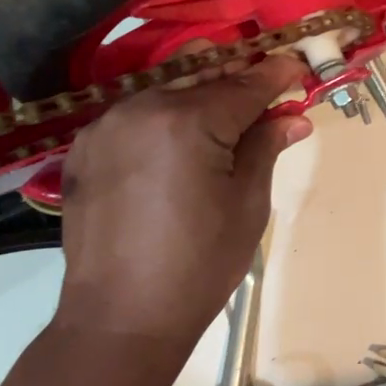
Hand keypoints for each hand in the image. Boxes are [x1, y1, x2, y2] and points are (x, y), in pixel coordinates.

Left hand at [55, 55, 311, 343]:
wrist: (122, 316)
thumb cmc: (200, 264)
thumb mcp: (248, 204)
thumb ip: (265, 147)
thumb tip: (293, 117)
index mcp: (187, 121)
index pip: (245, 84)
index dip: (277, 75)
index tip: (300, 69)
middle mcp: (141, 108)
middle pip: (203, 78)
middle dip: (239, 79)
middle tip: (269, 96)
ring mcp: (106, 126)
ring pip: (166, 92)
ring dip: (200, 97)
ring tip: (228, 121)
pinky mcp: (86, 149)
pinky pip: (135, 116)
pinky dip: (164, 119)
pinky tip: (183, 145)